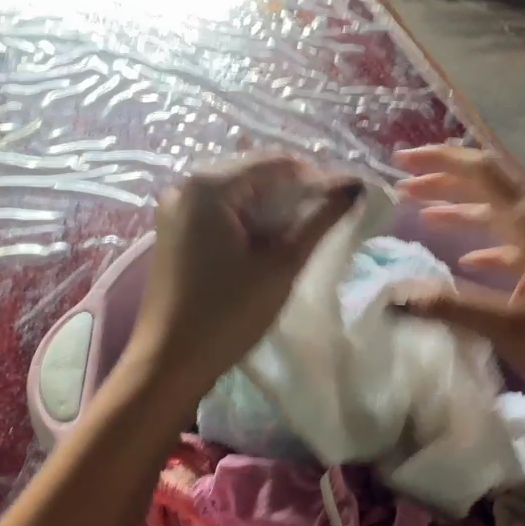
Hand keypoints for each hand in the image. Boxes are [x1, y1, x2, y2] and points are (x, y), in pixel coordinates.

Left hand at [124, 156, 362, 400]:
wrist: (169, 362)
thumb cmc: (227, 313)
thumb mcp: (281, 264)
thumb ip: (320, 220)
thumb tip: (355, 187)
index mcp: (208, 186)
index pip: (274, 163)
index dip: (316, 177)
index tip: (348, 199)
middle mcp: (185, 185)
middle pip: (253, 172)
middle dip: (294, 190)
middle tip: (331, 214)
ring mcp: (176, 207)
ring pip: (238, 191)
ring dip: (273, 205)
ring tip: (307, 228)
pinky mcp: (175, 229)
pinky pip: (220, 209)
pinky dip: (249, 218)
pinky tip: (272, 238)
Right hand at [391, 144, 524, 402]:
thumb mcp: (515, 328)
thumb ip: (455, 308)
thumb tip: (398, 296)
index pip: (482, 172)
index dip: (441, 160)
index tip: (402, 159)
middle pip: (488, 185)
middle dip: (445, 179)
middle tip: (403, 180)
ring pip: (498, 213)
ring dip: (461, 208)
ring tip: (421, 210)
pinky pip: (512, 242)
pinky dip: (484, 242)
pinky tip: (466, 260)